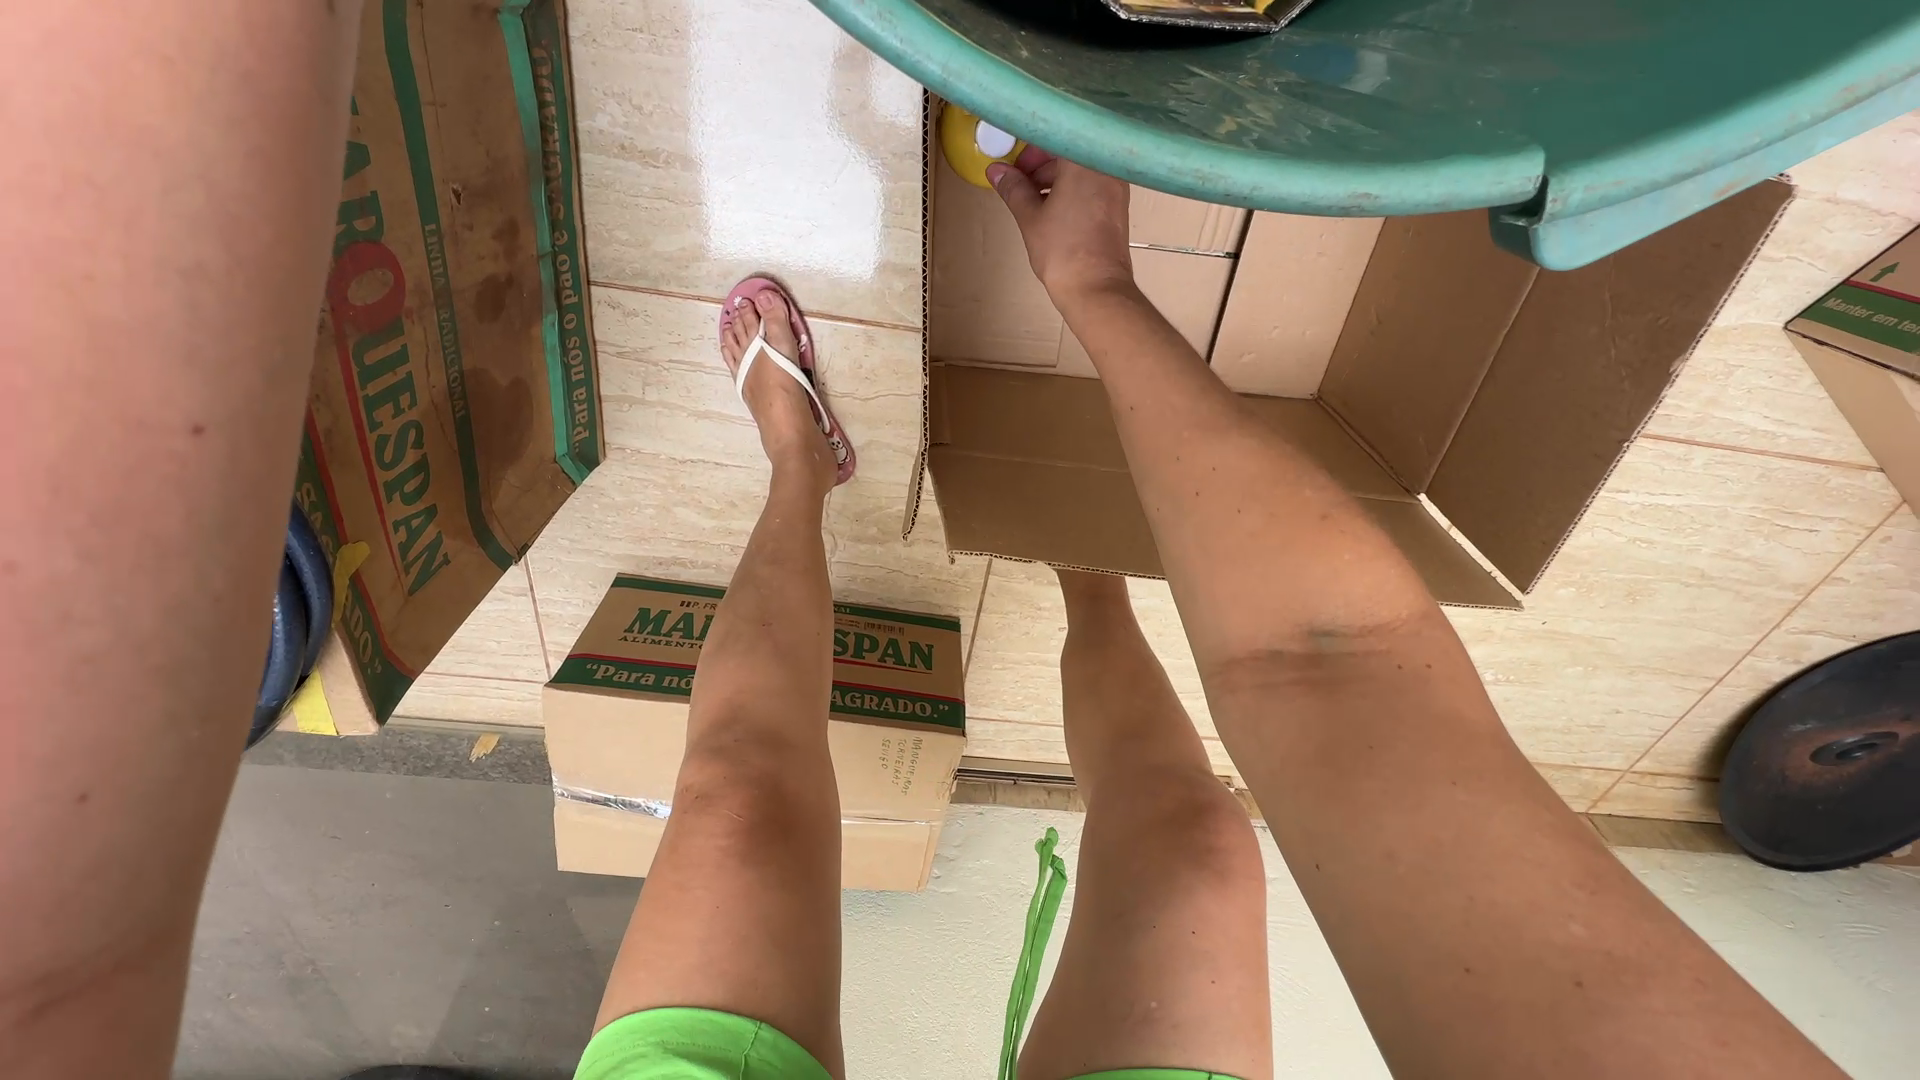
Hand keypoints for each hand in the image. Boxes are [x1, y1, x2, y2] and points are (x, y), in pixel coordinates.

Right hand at [988, 150, 1133, 307]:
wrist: (1096, 288)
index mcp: (1083, 159)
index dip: (1030, 147)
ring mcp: (1116, 185)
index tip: (1015, 164)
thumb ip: (1014, 189)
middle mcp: (1105, 165)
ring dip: (1055, 177)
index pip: (1054, 135)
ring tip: (1031, 198)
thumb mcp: (1030, 217)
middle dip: (1042, 163)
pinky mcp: (1118, 205)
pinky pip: (1091, 184)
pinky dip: (1072, 189)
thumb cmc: (1063, 251)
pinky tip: (1052, 209)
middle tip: (1019, 181)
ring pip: (1081, 167)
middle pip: (1070, 150)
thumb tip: (997, 171)